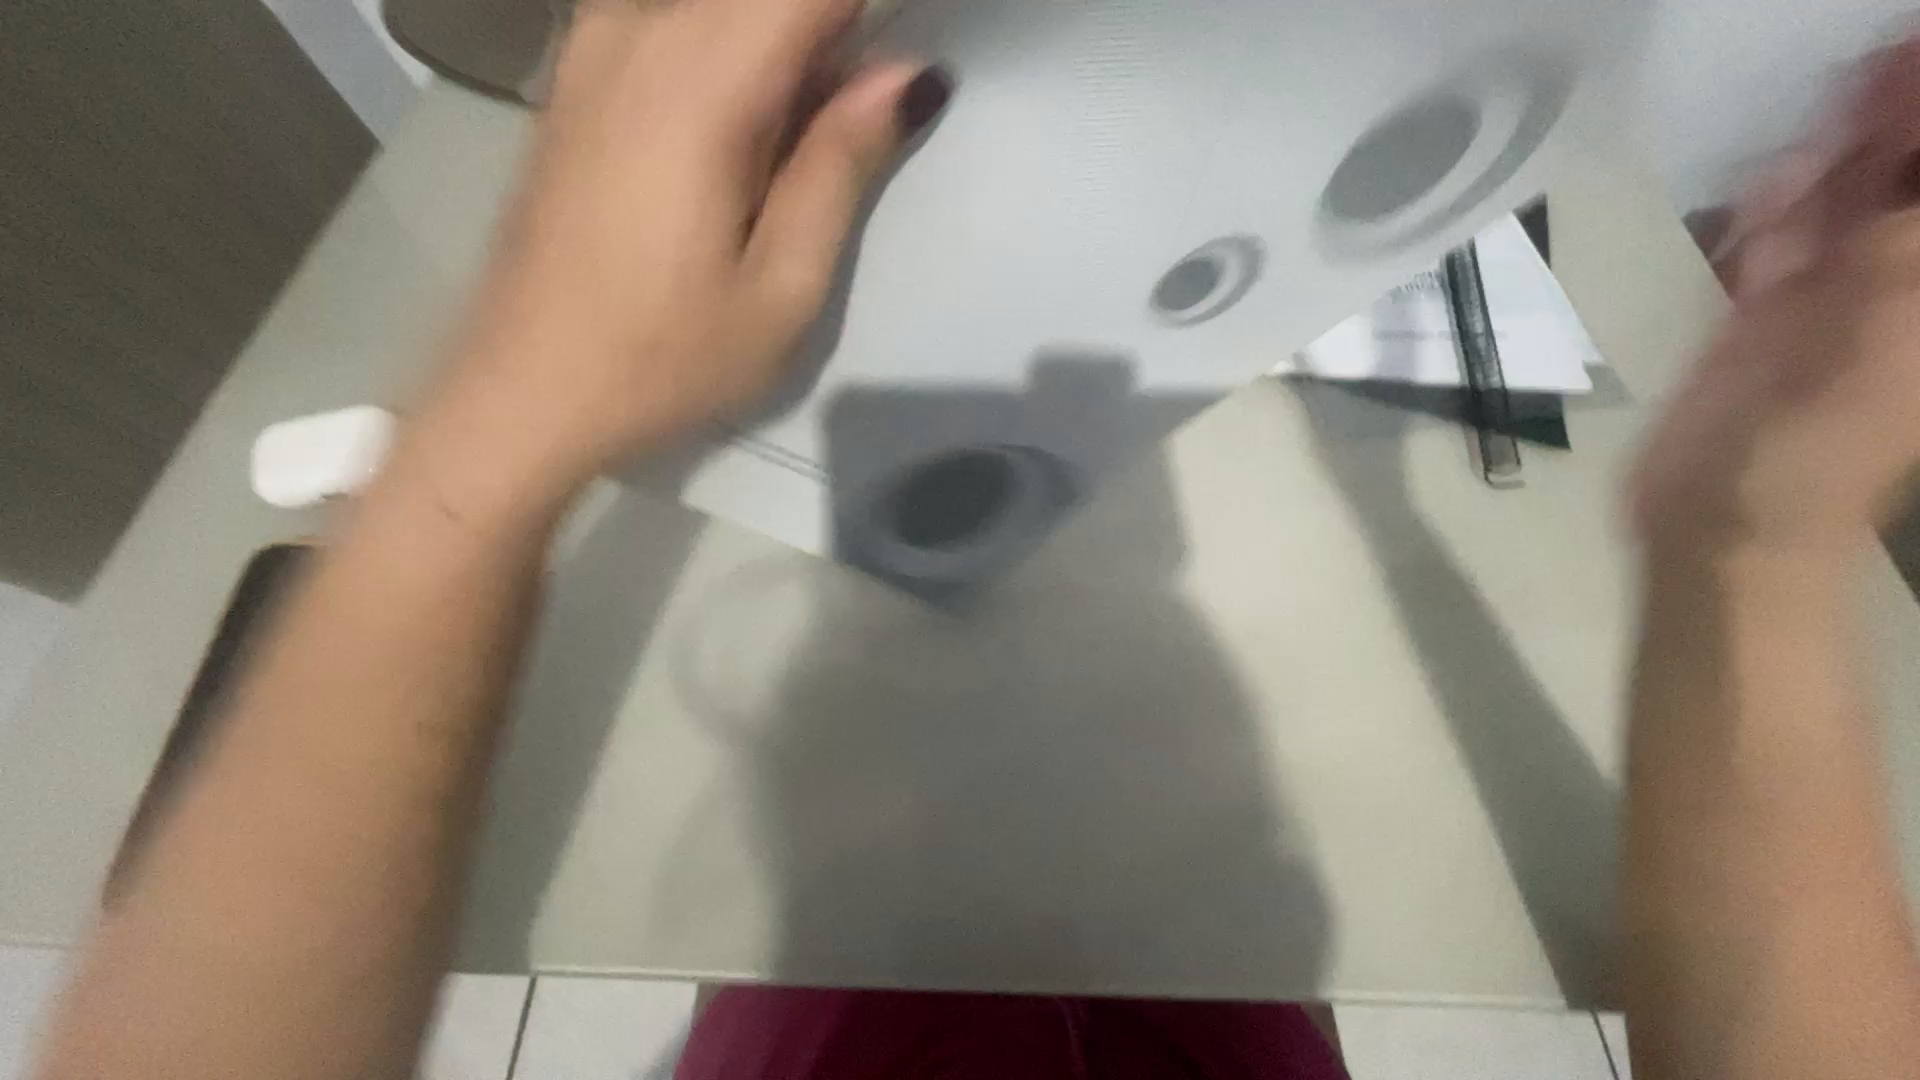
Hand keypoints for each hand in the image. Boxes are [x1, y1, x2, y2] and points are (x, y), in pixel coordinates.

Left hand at [432, 0, 950, 492]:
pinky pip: (680, 27)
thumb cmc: (667, 358)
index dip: (872, 13)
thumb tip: (907, 76)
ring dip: (788, 56)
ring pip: (724, 10)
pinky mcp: (579, 77)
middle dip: (835, 37)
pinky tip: (748, 144)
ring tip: (802, 155)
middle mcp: (637, 30)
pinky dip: (739, 63)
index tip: (902, 71)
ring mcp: (595, 47)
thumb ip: (840, 164)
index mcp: (700, 84)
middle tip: (863, 128)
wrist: (528, 389)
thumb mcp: (782, 286)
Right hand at [1628, 42, 1919, 556]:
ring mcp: (1821, 305)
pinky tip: (1768, 188)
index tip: (1910, 61)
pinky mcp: (1753, 326)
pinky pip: (1770, 255)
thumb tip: (1894, 152)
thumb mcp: (1882, 340)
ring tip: (1828, 116)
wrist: (1720, 520)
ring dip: (1830, 167)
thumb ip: (1896, 251)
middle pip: (1902, 190)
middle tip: (1879, 64)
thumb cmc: (1814, 449)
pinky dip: (1768, 221)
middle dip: (1894, 132)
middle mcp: (1893, 287)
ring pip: (1837, 212)